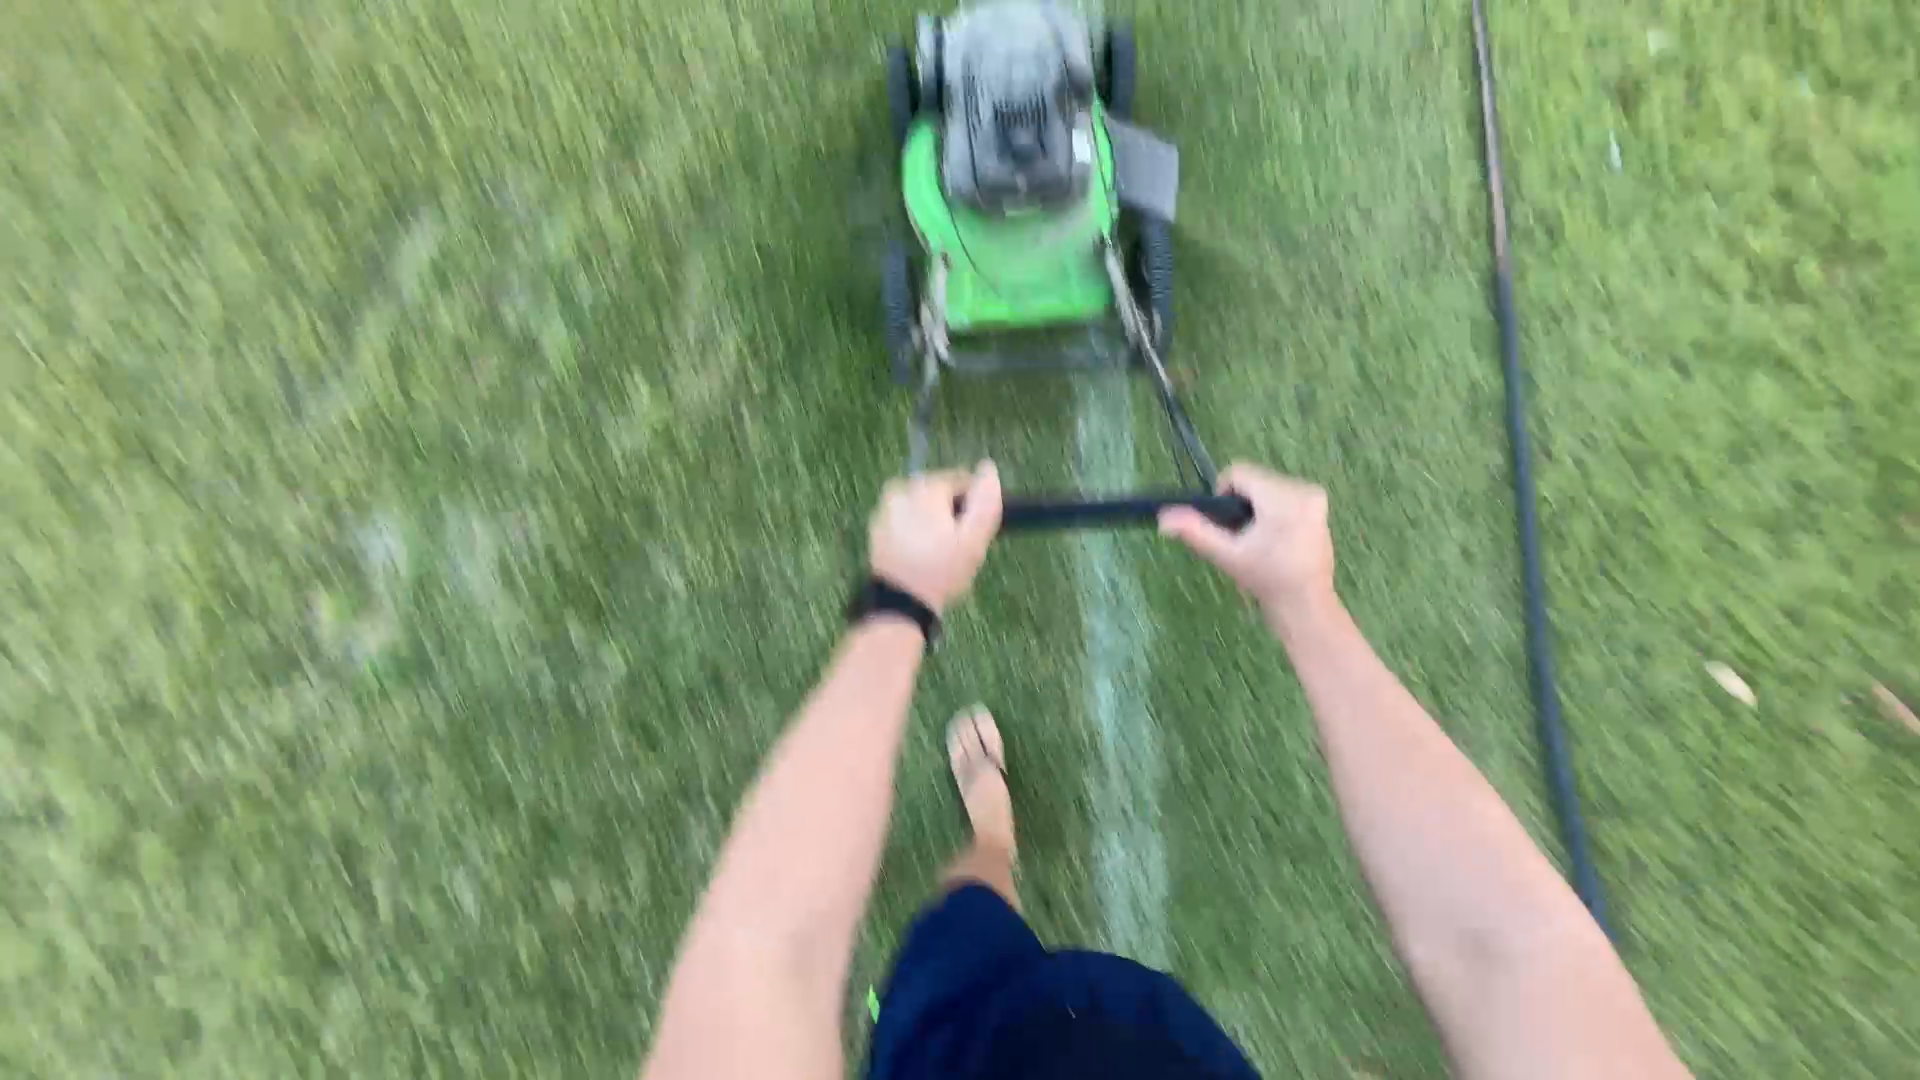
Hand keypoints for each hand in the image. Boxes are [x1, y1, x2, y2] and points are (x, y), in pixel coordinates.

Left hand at [868, 461, 1002, 614]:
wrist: (900, 603)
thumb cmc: (942, 571)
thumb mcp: (973, 539)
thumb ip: (985, 502)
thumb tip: (988, 467)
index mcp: (924, 488)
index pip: (959, 480)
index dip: (973, 503)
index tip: (977, 528)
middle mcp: (900, 491)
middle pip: (937, 491)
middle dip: (950, 510)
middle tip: (960, 541)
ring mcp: (884, 510)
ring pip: (919, 505)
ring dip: (932, 519)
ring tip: (941, 548)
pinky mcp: (876, 529)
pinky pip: (903, 519)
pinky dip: (914, 529)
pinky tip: (922, 552)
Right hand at [1159, 463, 1335, 614]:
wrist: (1304, 603)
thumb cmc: (1265, 580)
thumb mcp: (1227, 555)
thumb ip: (1195, 531)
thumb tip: (1163, 517)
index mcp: (1283, 498)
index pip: (1239, 473)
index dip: (1222, 494)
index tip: (1227, 524)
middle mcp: (1304, 489)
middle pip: (1253, 479)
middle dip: (1240, 503)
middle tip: (1242, 536)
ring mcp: (1315, 497)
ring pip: (1266, 486)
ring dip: (1255, 506)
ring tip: (1258, 538)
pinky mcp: (1319, 505)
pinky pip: (1282, 493)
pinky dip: (1271, 509)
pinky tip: (1274, 537)